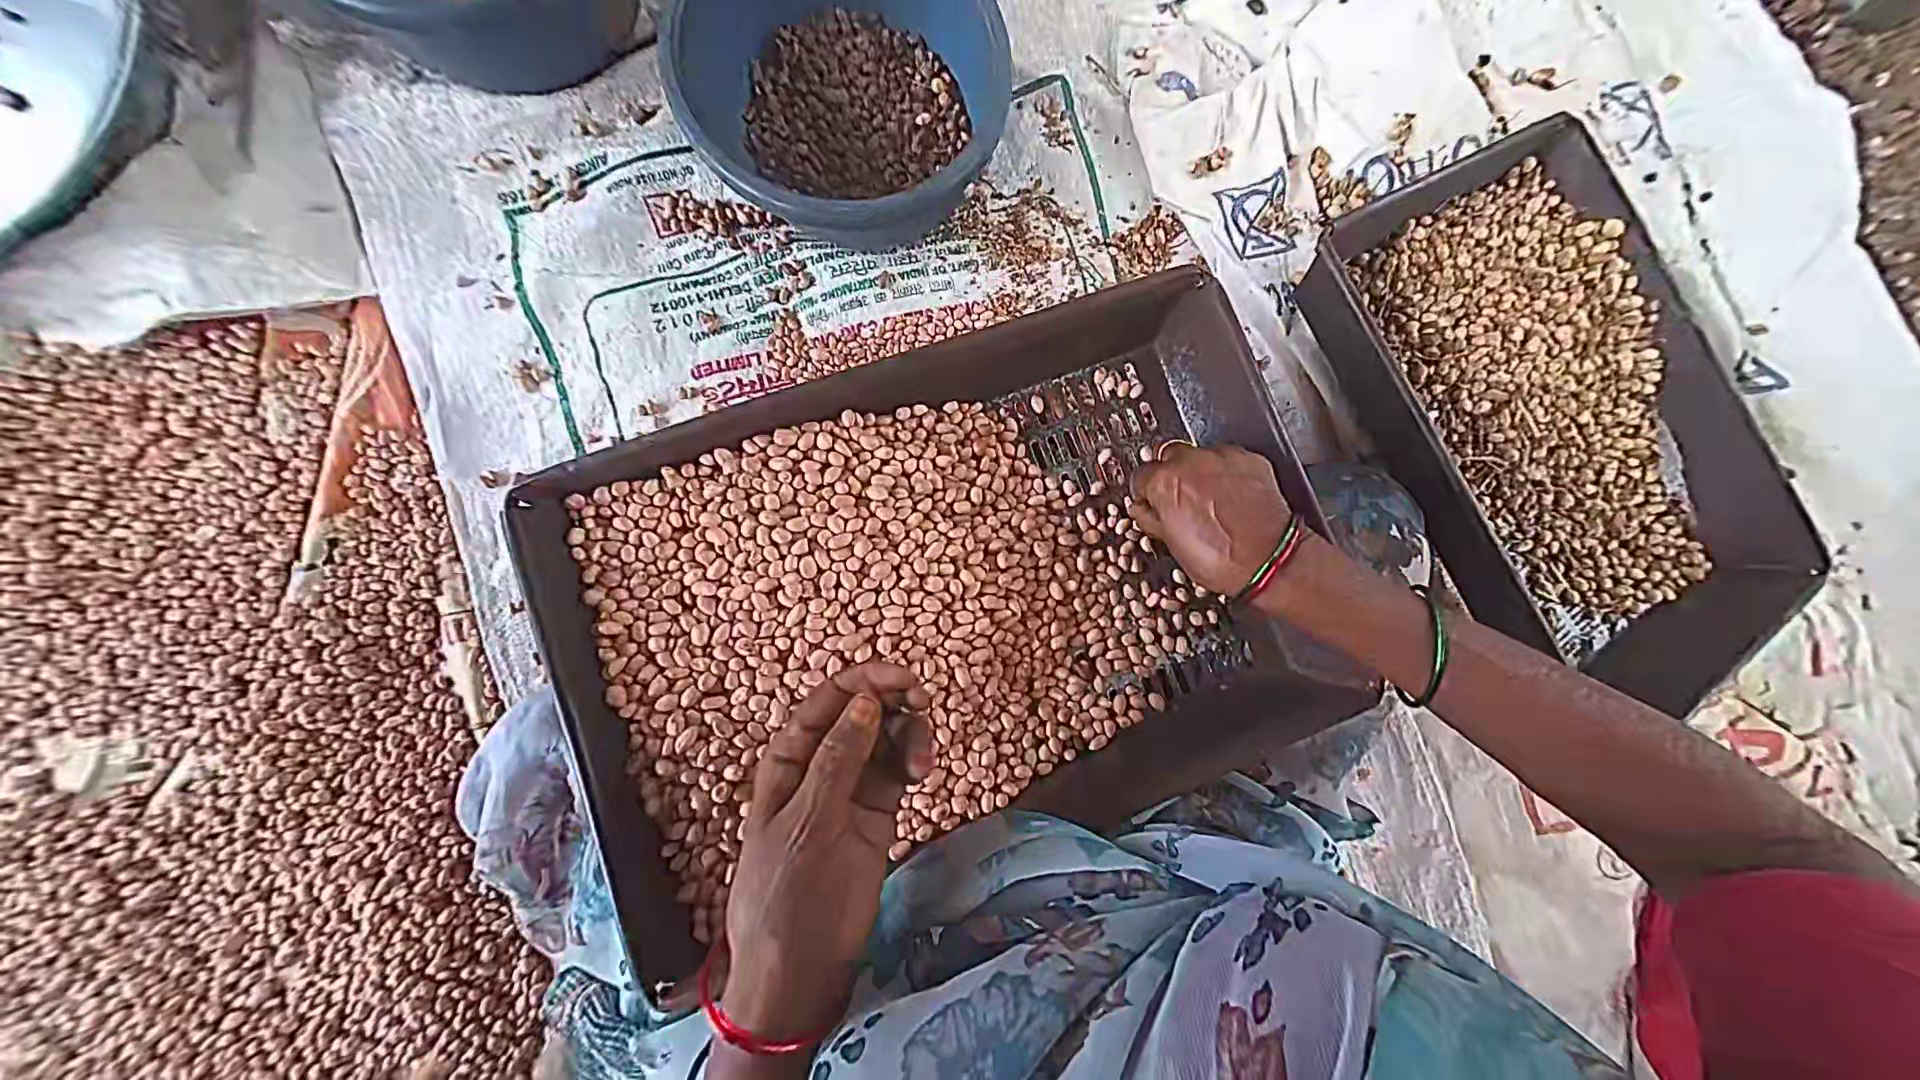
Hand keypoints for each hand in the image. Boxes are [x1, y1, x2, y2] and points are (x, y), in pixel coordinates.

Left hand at [719, 662, 932, 1044]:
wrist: (800, 965)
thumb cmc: (786, 891)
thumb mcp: (806, 821)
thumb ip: (838, 759)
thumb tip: (865, 702)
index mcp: (791, 755)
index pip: (829, 699)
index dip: (866, 679)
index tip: (903, 678)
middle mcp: (824, 761)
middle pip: (863, 710)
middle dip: (893, 700)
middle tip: (922, 703)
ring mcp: (853, 784)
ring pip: (888, 735)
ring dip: (909, 732)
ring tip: (923, 760)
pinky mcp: (879, 807)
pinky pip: (900, 766)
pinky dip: (914, 759)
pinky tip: (923, 770)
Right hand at [1128, 443, 1294, 594]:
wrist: (1269, 562)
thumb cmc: (1222, 559)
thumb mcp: (1172, 544)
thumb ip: (1152, 518)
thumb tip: (1145, 510)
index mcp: (1164, 483)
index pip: (1141, 476)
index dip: (1145, 491)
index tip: (1151, 500)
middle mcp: (1190, 462)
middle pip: (1168, 456)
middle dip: (1170, 474)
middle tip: (1179, 498)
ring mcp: (1221, 458)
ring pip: (1198, 454)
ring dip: (1197, 471)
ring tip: (1208, 497)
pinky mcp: (1249, 459)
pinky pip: (1228, 459)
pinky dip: (1226, 472)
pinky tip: (1230, 494)